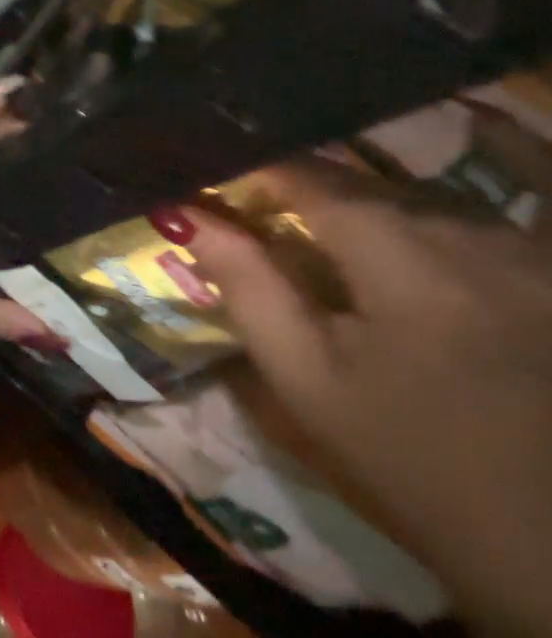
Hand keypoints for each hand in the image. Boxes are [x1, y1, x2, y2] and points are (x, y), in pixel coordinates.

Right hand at [187, 160, 551, 633]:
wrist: (544, 536)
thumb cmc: (404, 457)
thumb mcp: (305, 380)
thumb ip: (247, 286)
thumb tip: (187, 215)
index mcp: (412, 268)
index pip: (320, 181)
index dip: (260, 167)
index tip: (209, 170)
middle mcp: (487, 246)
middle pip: (379, 185)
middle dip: (311, 186)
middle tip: (256, 204)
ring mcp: (539, 263)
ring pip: (431, 201)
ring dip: (369, 207)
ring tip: (320, 231)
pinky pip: (480, 229)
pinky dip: (423, 228)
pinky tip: (399, 256)